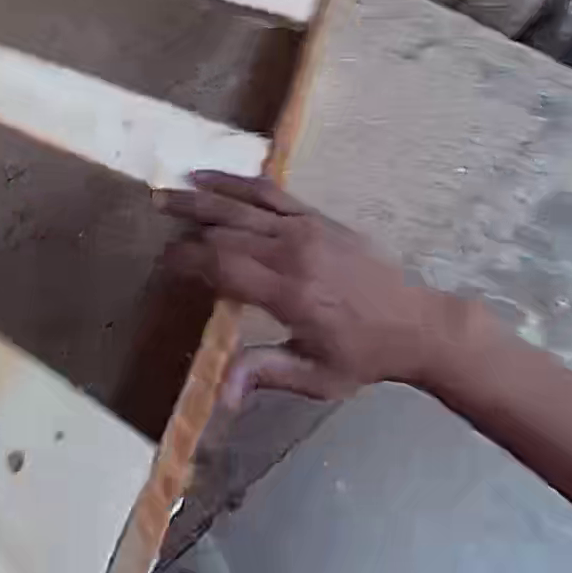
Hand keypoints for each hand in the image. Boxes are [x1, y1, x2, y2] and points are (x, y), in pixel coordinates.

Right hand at [158, 170, 498, 406]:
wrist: (417, 322)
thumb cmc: (363, 355)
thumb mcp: (316, 377)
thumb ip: (264, 374)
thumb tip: (220, 396)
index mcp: (288, 293)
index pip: (222, 267)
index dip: (187, 261)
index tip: (163, 261)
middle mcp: (291, 252)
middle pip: (225, 232)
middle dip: (186, 226)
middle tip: (154, 217)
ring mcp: (304, 228)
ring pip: (241, 206)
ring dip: (201, 197)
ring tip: (168, 192)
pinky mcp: (315, 216)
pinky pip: (269, 192)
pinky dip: (237, 182)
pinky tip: (210, 176)